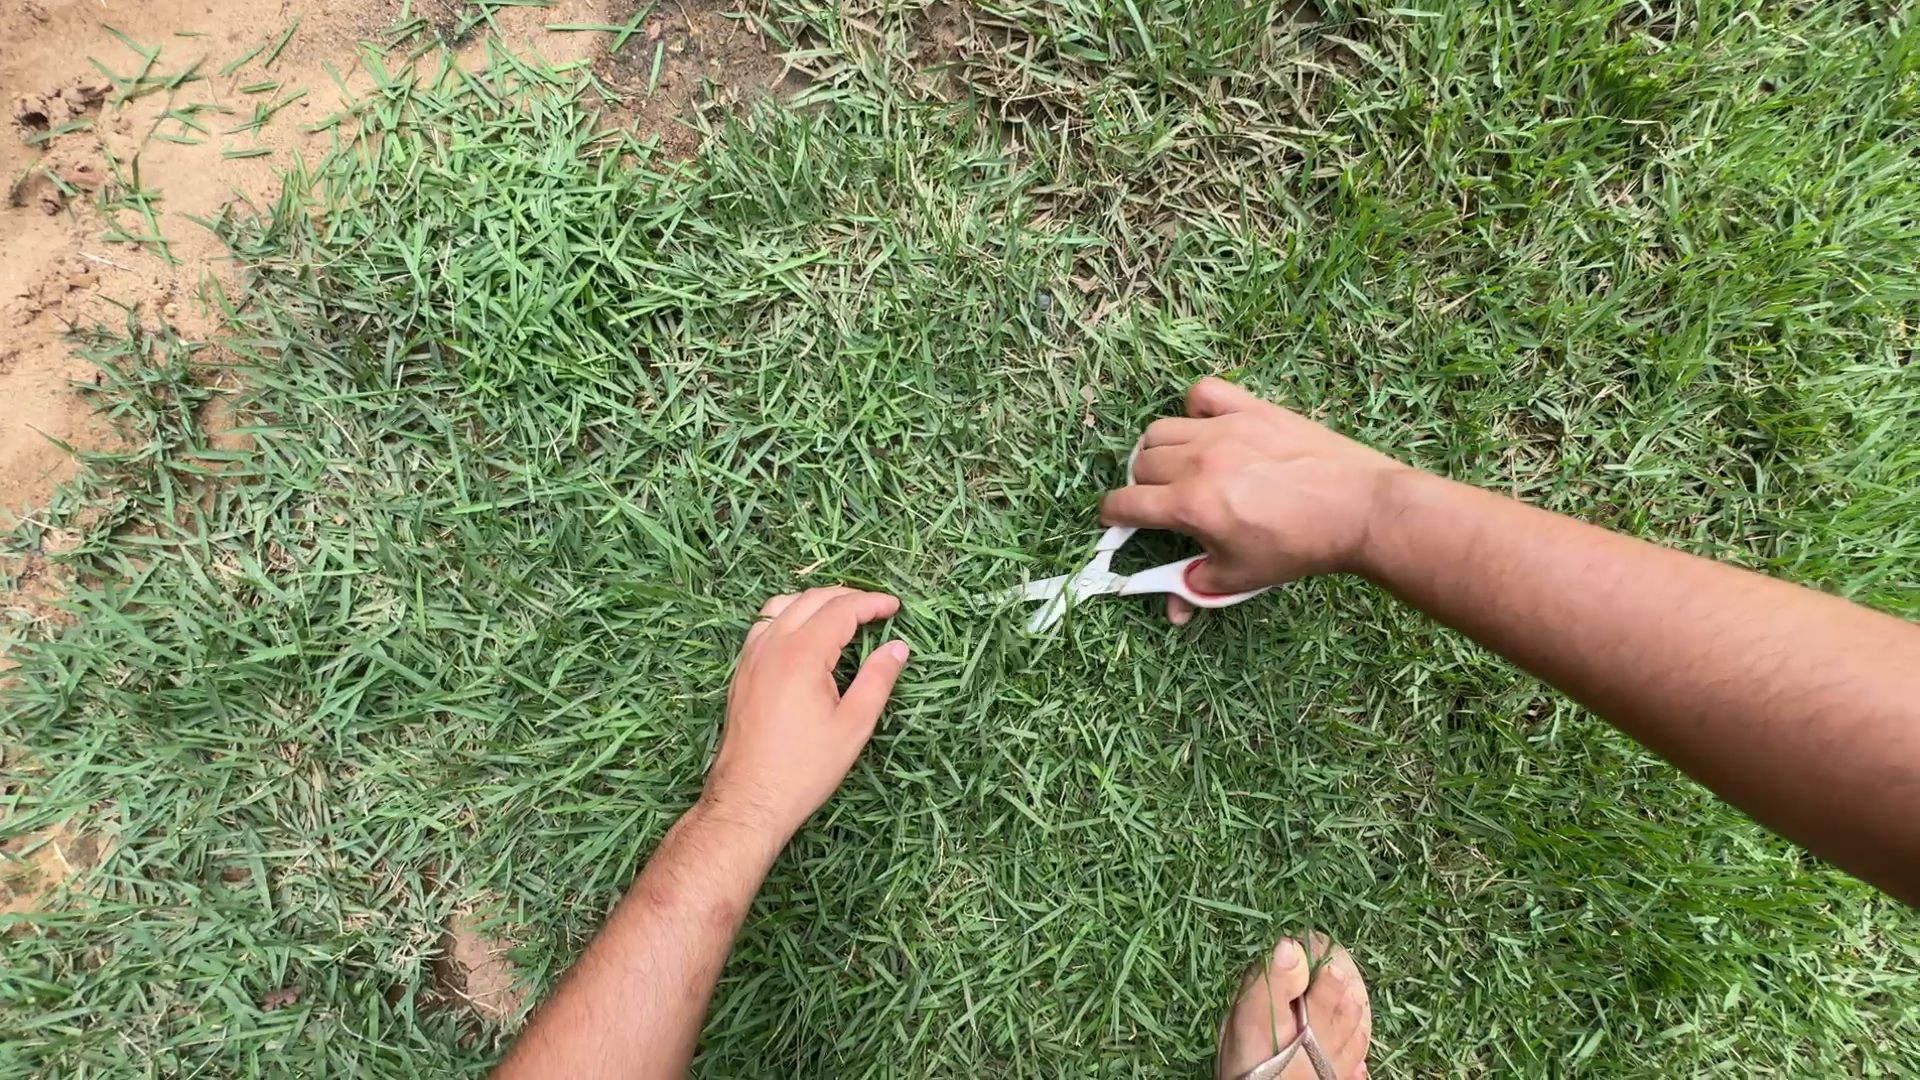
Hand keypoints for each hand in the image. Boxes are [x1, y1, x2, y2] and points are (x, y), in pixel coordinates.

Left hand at [705, 586, 909, 838]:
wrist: (747, 800)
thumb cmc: (805, 768)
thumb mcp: (853, 726)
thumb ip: (877, 679)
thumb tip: (898, 647)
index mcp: (802, 655)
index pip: (841, 610)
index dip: (871, 603)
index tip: (895, 607)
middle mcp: (772, 645)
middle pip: (812, 599)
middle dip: (848, 597)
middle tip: (876, 609)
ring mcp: (751, 656)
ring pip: (783, 605)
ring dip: (816, 601)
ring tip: (843, 614)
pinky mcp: (741, 671)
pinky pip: (765, 624)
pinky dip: (790, 615)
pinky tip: (804, 634)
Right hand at [1100, 378, 1409, 623]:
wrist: (1361, 511)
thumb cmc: (1299, 548)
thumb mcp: (1241, 576)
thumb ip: (1195, 588)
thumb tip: (1172, 612)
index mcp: (1191, 505)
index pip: (1125, 503)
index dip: (1112, 515)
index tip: (1117, 520)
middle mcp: (1198, 462)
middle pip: (1139, 464)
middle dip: (1140, 486)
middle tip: (1161, 501)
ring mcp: (1224, 430)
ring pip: (1160, 430)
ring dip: (1158, 451)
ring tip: (1179, 467)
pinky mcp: (1251, 409)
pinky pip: (1203, 394)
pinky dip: (1194, 408)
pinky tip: (1207, 428)